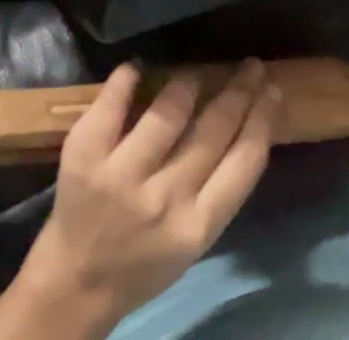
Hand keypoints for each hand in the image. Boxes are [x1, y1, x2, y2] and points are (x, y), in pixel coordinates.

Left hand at [16, 60, 278, 327]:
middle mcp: (164, 198)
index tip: (273, 91)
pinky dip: (126, 79)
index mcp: (198, 224)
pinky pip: (110, 105)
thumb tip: (243, 124)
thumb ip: (217, 191)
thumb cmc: (143, 261)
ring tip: (196, 72)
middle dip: (238, 91)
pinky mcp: (85, 156)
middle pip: (211, 131)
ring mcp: (122, 175)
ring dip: (187, 83)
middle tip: (251, 66)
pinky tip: (138, 66)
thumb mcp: (194, 239)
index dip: (262, 120)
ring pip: (166, 114)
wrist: (76, 282)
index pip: (243, 162)